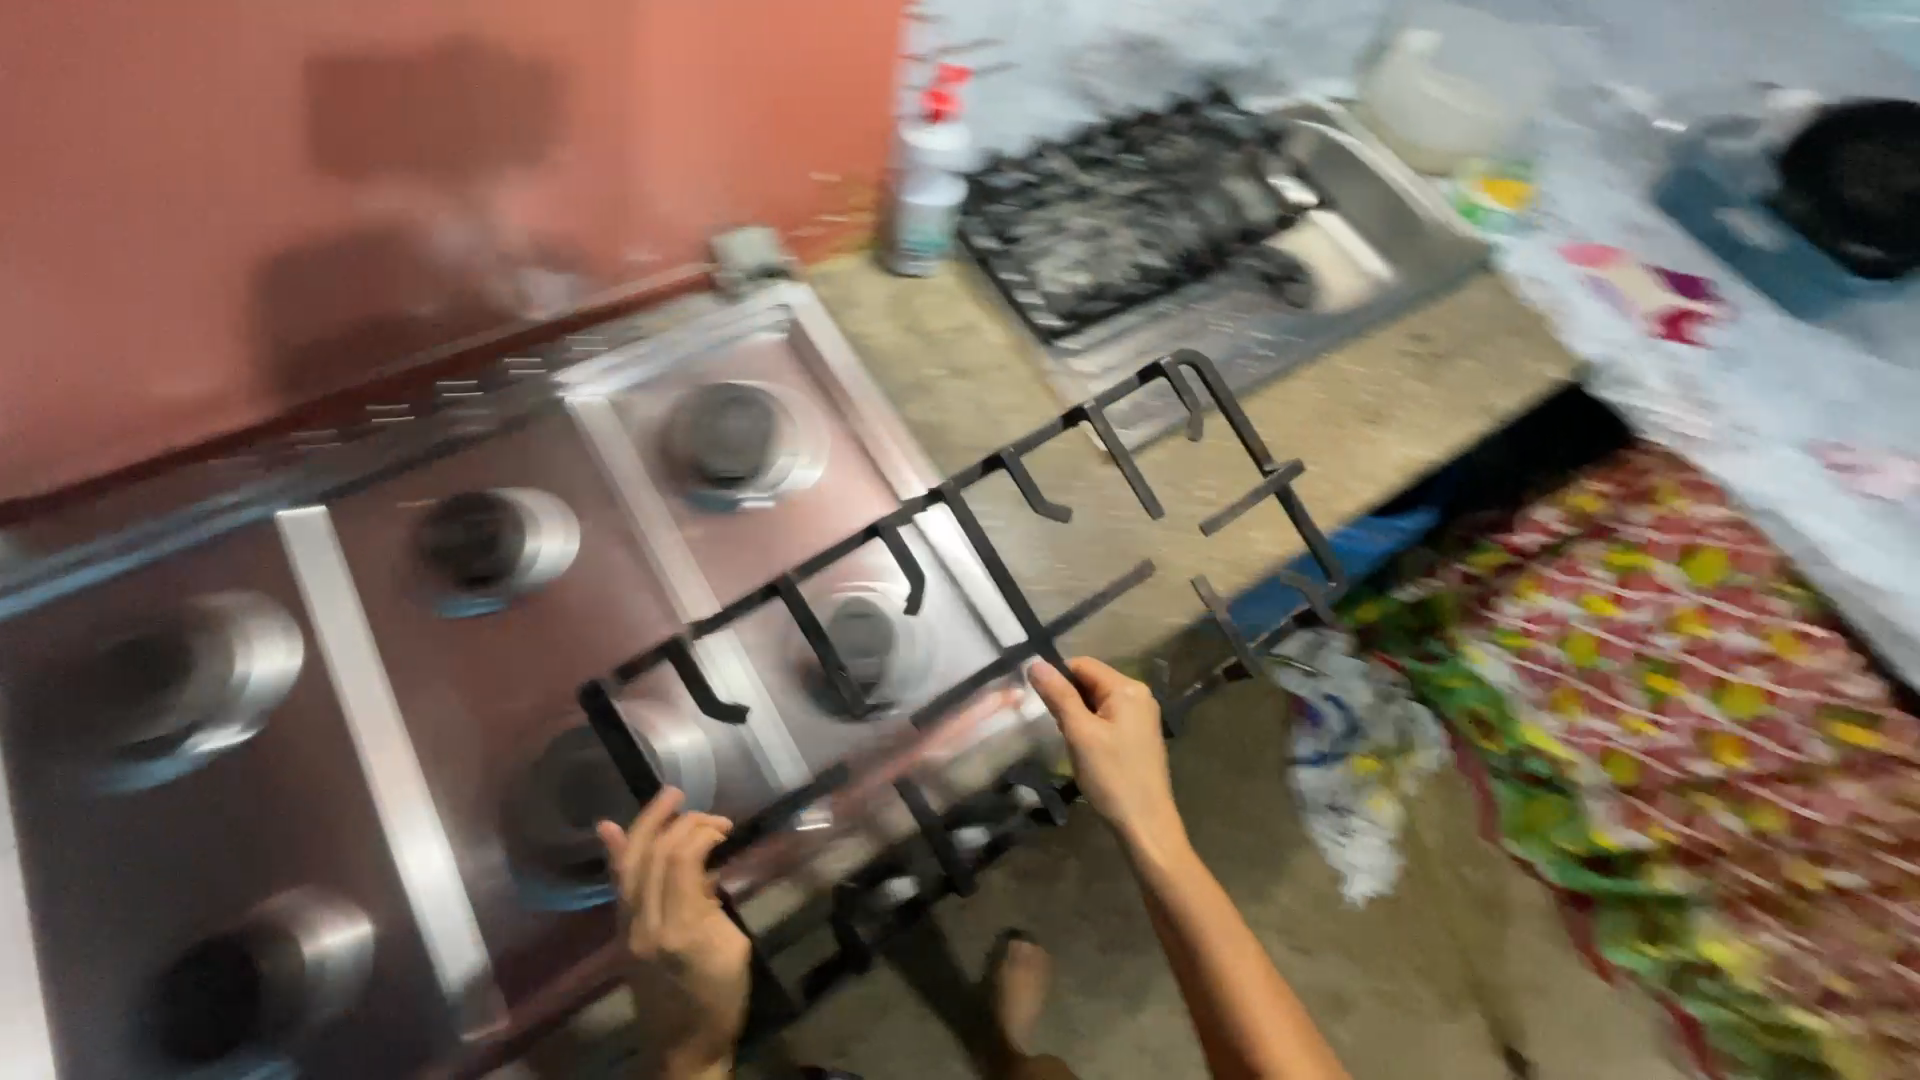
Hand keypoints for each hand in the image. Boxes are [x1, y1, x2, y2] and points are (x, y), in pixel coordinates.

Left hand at [598, 789, 749, 1077]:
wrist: (683, 1048)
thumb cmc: (720, 999)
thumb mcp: (734, 946)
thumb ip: (713, 901)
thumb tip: (703, 868)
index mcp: (680, 929)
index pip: (681, 860)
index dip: (702, 832)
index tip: (725, 828)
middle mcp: (644, 924)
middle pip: (654, 855)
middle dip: (682, 823)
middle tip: (710, 815)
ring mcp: (627, 929)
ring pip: (630, 864)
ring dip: (648, 825)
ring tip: (669, 797)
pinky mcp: (620, 934)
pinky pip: (617, 885)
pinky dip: (616, 853)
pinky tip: (609, 827)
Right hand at [1029, 657, 1186, 857]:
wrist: (1145, 824)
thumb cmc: (1111, 776)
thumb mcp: (1079, 733)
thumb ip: (1058, 695)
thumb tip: (1035, 663)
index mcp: (1127, 688)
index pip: (1083, 665)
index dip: (1058, 678)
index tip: (1041, 704)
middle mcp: (1139, 695)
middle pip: (1091, 681)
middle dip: (1068, 699)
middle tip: (1059, 729)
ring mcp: (1142, 716)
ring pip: (1097, 701)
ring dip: (1078, 715)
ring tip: (1072, 742)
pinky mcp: (1139, 735)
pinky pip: (1107, 718)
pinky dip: (1091, 727)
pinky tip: (1087, 751)